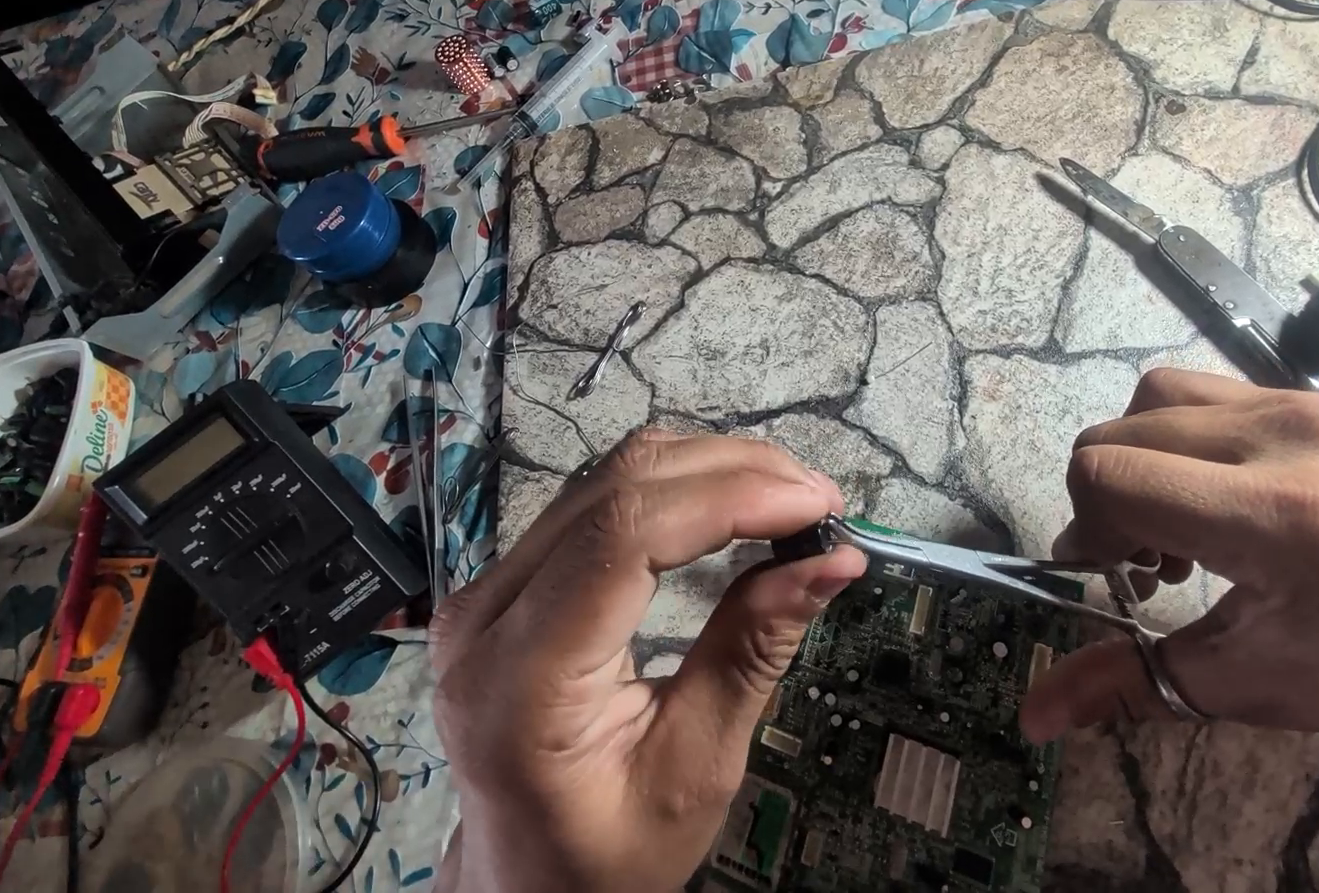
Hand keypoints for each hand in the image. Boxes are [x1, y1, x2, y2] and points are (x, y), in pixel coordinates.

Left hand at [430, 431, 865, 892]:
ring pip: (609, 476)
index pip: (623, 537)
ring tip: (787, 496)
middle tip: (818, 499)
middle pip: (616, 487)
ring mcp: (488, 584)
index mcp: (521, 678)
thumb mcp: (695, 771)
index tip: (817, 504)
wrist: (522, 877)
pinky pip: (598, 498)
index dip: (728, 498)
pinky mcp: (508, 575)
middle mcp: (487, 609)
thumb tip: (832, 560)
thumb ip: (751, 652)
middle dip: (732, 472)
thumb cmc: (606, 853)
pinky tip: (730, 500)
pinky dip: (677, 485)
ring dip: (709, 467)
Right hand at [1027, 369, 1318, 829]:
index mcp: (1277, 513)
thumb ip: (1131, 685)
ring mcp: (1305, 407)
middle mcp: (1283, 436)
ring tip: (1177, 521)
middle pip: (1115, 434)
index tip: (1111, 578)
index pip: (1107, 475)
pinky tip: (1218, 498)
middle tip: (1144, 565)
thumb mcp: (1263, 689)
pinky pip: (1204, 396)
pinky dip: (1177, 441)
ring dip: (1136, 459)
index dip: (1084, 530)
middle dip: (1103, 502)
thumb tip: (1033, 713)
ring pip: (1152, 400)